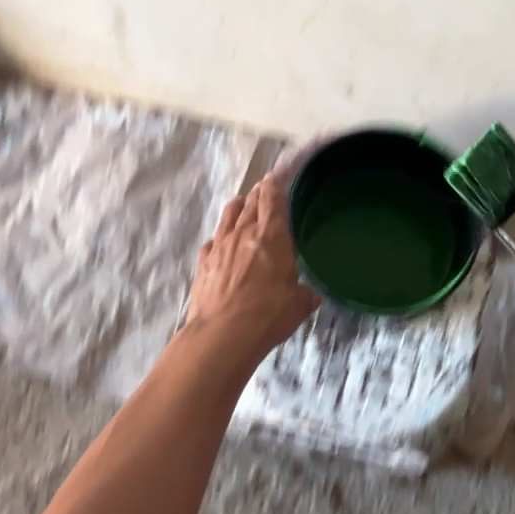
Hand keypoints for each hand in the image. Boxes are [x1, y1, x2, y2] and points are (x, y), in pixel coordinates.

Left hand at [183, 172, 319, 361]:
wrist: (222, 335)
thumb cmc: (268, 315)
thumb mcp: (297, 306)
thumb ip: (304, 295)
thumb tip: (311, 295)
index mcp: (272, 237)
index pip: (272, 201)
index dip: (274, 187)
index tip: (273, 177)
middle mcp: (244, 234)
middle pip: (250, 205)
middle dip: (257, 194)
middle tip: (261, 188)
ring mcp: (220, 247)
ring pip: (228, 217)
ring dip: (236, 208)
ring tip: (240, 203)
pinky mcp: (203, 263)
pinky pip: (211, 242)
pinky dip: (218, 238)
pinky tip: (218, 243)